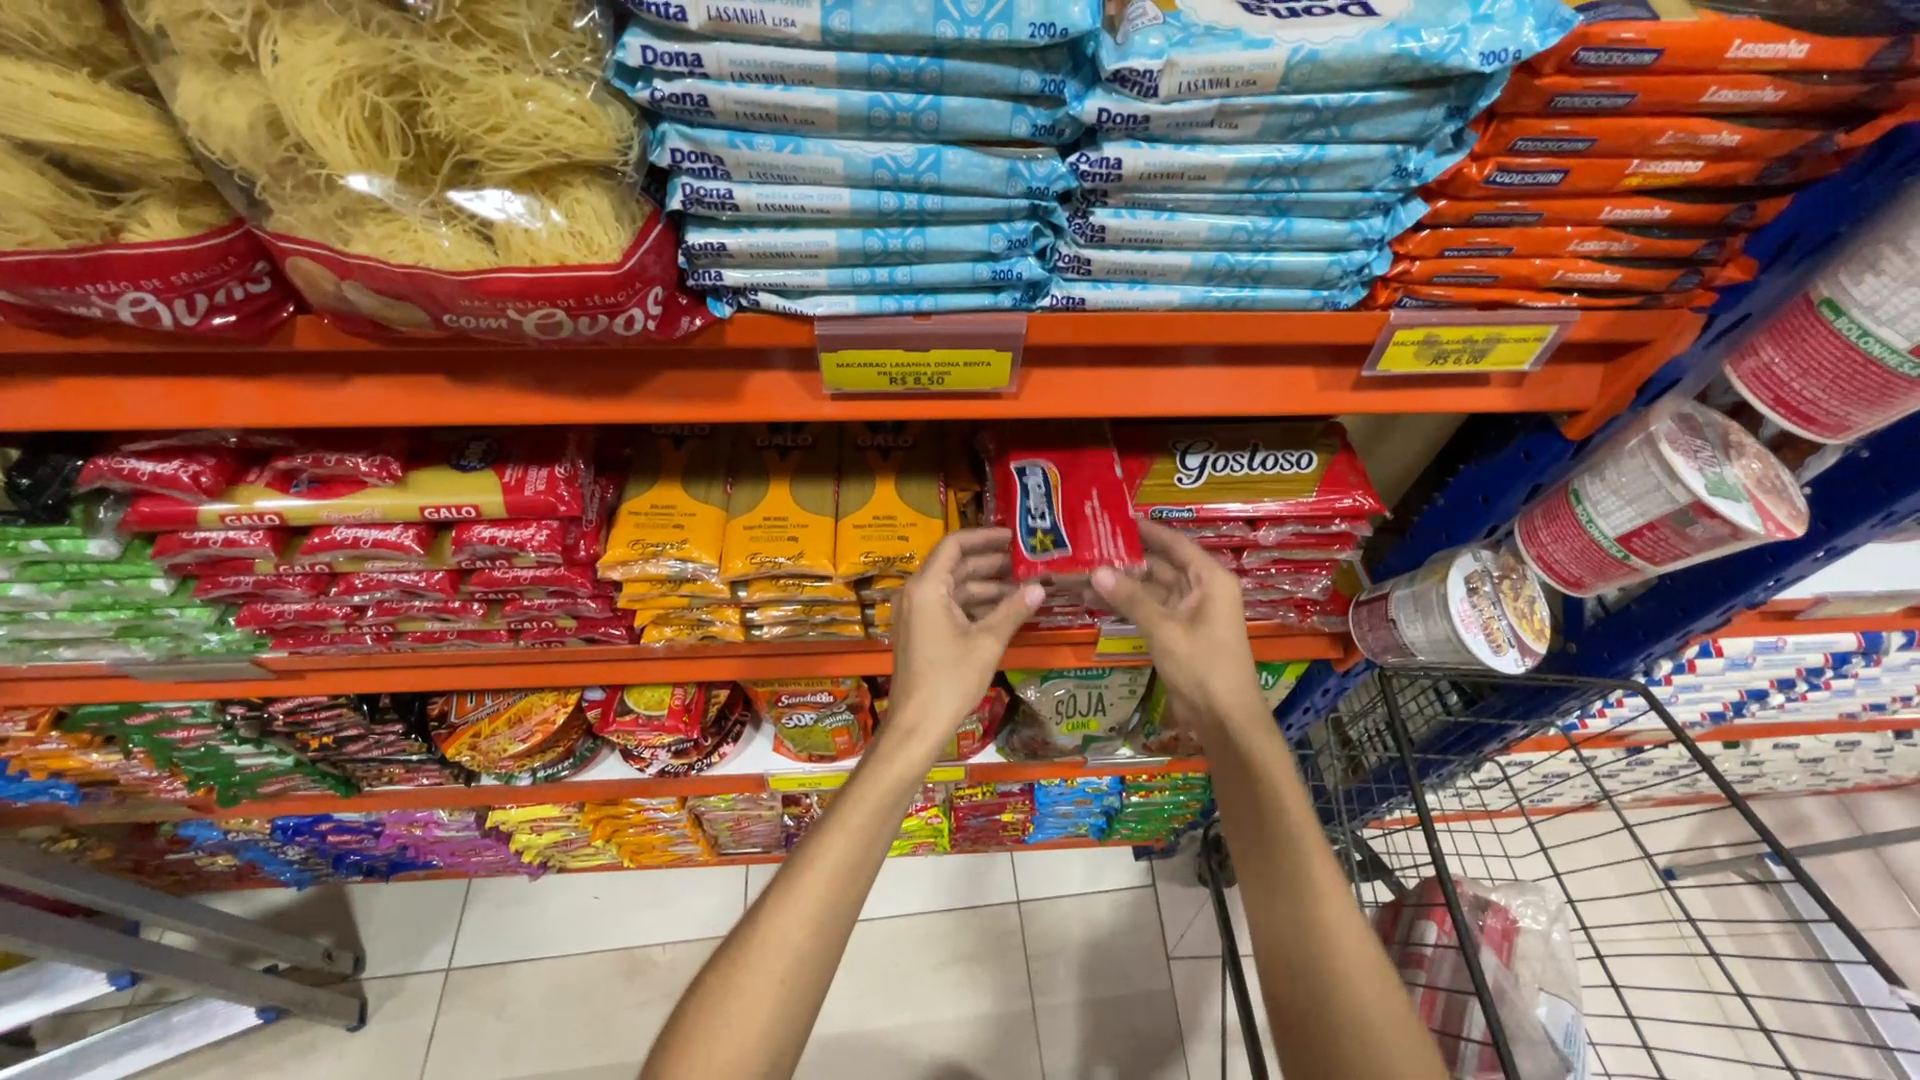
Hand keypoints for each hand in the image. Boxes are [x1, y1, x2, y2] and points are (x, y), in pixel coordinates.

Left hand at [888, 527, 1043, 740]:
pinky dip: (974, 606)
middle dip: (991, 564)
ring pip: (954, 588)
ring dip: (986, 587)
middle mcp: (916, 593)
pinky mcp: (920, 631)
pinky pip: (948, 606)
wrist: (917, 723)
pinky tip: (1004, 610)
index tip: (1013, 537)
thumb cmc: (950, 680)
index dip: (984, 537)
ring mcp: (916, 613)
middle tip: (1027, 562)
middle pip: (955, 566)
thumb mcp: (987, 642)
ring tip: (1023, 587)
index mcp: (927, 587)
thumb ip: (1013, 610)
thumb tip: (1039, 589)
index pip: (955, 545)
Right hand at [1089, 520, 1264, 726]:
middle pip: (1160, 565)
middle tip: (1087, 547)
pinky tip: (1096, 600)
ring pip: (1150, 590)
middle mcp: (1201, 590)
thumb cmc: (1202, 665)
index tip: (1115, 518)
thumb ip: (1130, 599)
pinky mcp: (1176, 633)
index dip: (1147, 530)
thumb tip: (1096, 571)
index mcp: (1209, 579)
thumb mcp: (1164, 629)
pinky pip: (1149, 610)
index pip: (1175, 543)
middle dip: (1125, 560)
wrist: (1223, 717)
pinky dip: (1126, 605)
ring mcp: (1188, 613)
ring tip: (1082, 573)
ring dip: (1121, 585)